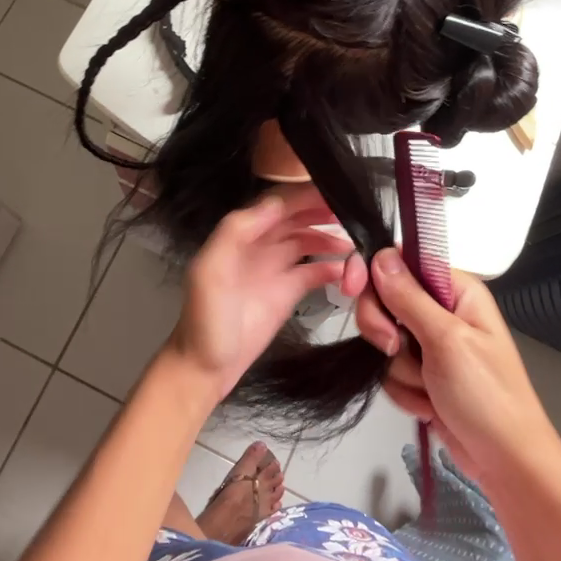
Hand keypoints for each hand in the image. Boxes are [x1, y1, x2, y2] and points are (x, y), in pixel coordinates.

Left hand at [164, 185, 356, 404]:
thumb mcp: (210, 270)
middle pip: (295, 217)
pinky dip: (331, 267)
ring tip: (356, 238)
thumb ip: (236, 232)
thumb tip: (275, 203)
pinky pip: (313, 271)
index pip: (276, 203)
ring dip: (329, 237)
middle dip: (321, 211)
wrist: (203, 369)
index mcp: (239, 234)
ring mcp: (274, 269)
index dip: (303, 194)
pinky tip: (348, 270)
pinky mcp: (286, 293)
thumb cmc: (205, 320)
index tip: (334, 191)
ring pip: (306, 240)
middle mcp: (258, 246)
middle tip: (353, 212)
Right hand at [347, 248, 553, 484]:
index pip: (399, 261)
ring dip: (399, 369)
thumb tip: (380, 255)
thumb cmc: (486, 396)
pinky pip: (390, 371)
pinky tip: (428, 405)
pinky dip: (404, 390)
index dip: (372, 272)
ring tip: (430, 389)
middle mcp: (442, 310)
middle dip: (384, 330)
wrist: (506, 463)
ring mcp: (431, 345)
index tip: (351, 290)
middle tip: (396, 349)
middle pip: (383, 300)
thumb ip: (409, 297)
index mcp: (455, 290)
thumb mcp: (447, 341)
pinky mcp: (422, 375)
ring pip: (383, 340)